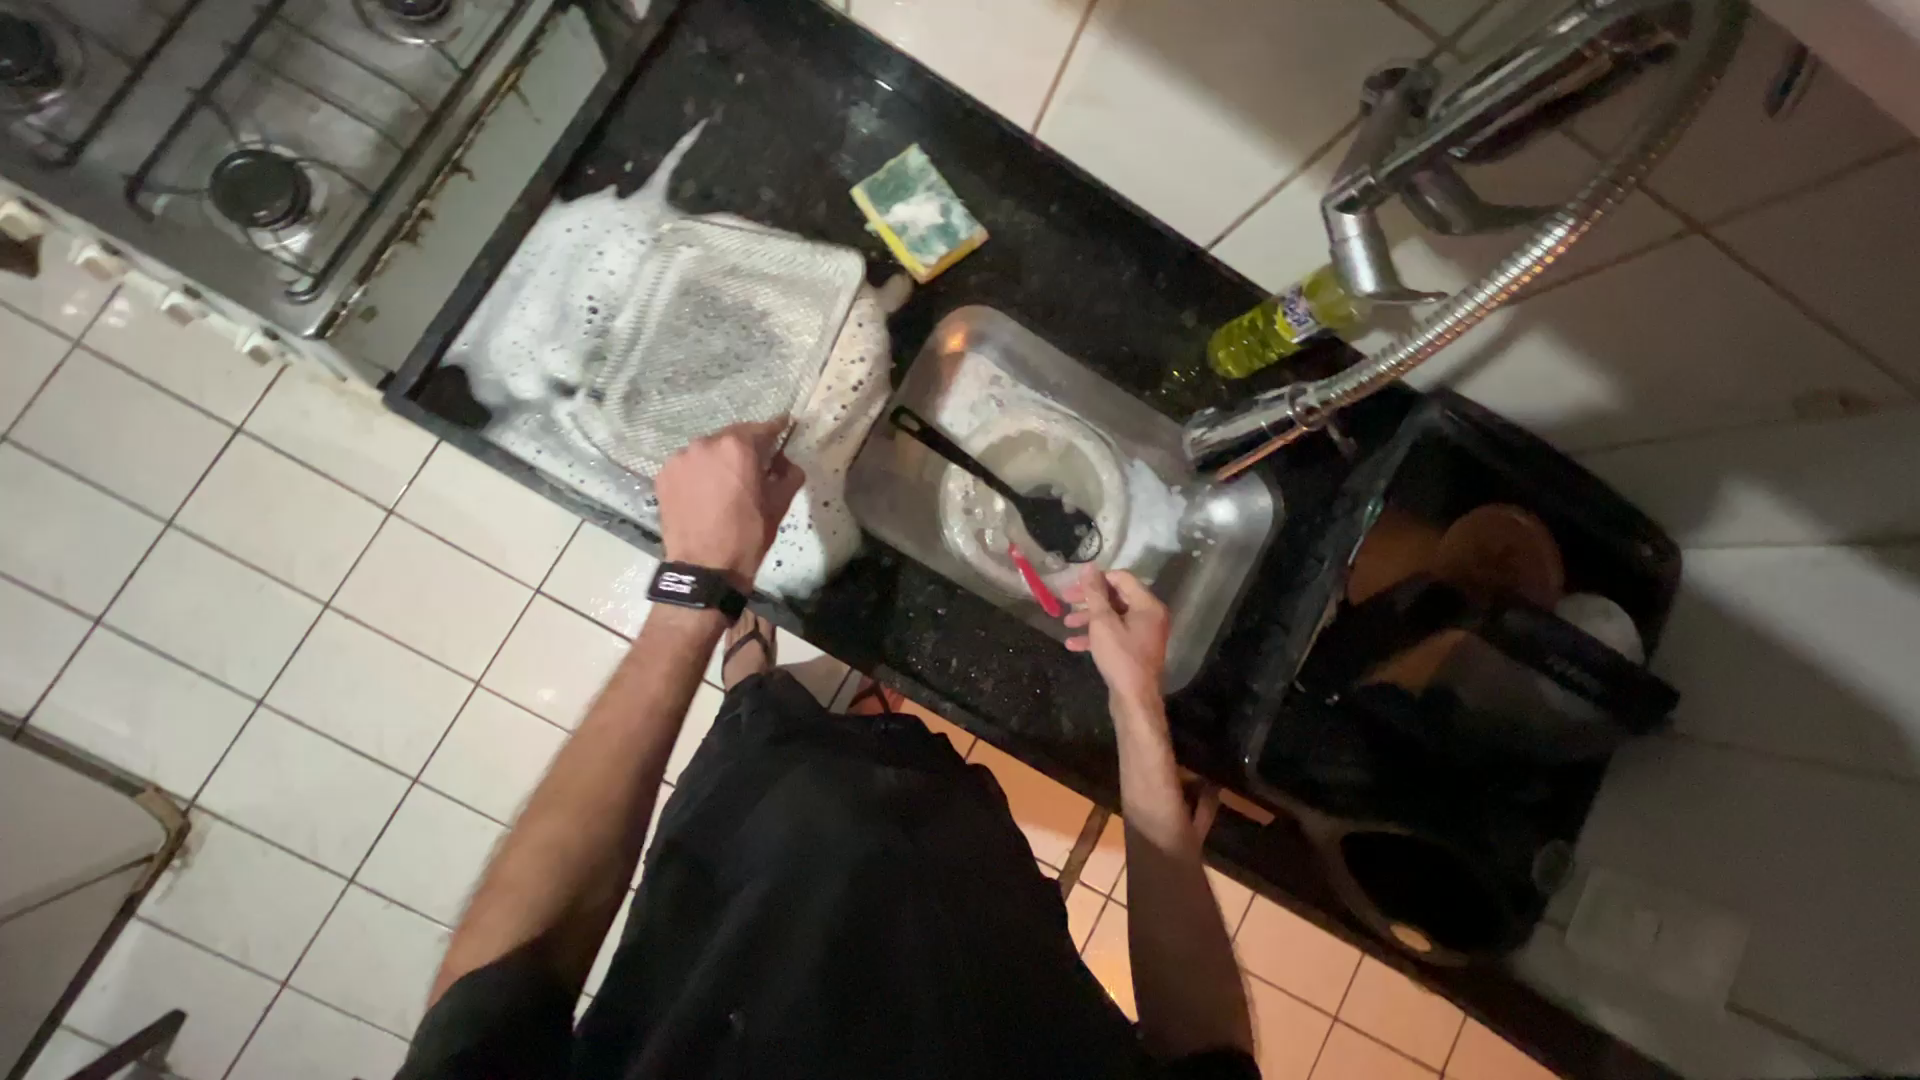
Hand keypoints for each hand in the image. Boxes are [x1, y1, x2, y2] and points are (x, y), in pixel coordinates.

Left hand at [656, 419, 804, 587]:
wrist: (705, 568)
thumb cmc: (748, 535)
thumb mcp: (779, 505)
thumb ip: (789, 475)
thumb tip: (786, 463)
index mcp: (738, 447)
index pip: (763, 428)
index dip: (776, 430)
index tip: (784, 428)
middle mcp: (706, 443)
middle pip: (733, 437)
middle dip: (746, 449)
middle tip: (755, 467)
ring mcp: (680, 458)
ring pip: (708, 451)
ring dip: (720, 461)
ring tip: (726, 484)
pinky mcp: (664, 475)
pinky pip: (689, 465)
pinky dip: (700, 473)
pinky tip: (705, 493)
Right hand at [1064, 567, 1170, 709]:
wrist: (1135, 699)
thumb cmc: (1120, 657)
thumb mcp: (1103, 623)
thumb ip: (1095, 593)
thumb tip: (1089, 567)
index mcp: (1147, 605)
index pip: (1121, 578)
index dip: (1097, 579)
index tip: (1074, 585)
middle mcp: (1150, 615)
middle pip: (1116, 597)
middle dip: (1089, 600)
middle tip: (1065, 600)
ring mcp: (1144, 633)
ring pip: (1114, 616)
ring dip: (1089, 618)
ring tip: (1066, 623)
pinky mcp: (1136, 649)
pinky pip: (1116, 634)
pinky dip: (1097, 635)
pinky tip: (1073, 644)